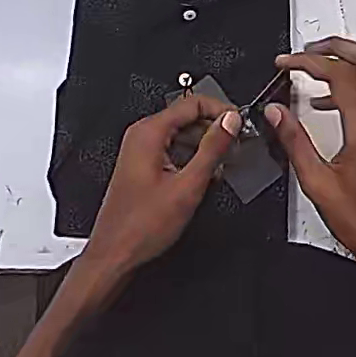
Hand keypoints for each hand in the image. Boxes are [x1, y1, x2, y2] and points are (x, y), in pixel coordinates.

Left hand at [84, 93, 241, 273]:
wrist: (116, 253)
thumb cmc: (141, 226)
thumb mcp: (188, 185)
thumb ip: (213, 149)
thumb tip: (230, 121)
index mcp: (149, 133)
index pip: (193, 103)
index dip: (221, 110)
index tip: (240, 123)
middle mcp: (143, 137)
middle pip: (188, 118)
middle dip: (215, 130)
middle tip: (237, 145)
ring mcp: (142, 151)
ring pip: (183, 136)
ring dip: (206, 147)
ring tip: (223, 166)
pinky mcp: (145, 165)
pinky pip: (175, 150)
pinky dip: (193, 159)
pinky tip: (206, 177)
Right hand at [267, 38, 355, 298]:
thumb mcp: (318, 183)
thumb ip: (295, 141)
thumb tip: (277, 113)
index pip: (339, 75)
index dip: (307, 61)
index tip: (286, 63)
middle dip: (337, 45)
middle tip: (308, 48)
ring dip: (348, 62)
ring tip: (315, 66)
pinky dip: (354, 85)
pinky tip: (329, 101)